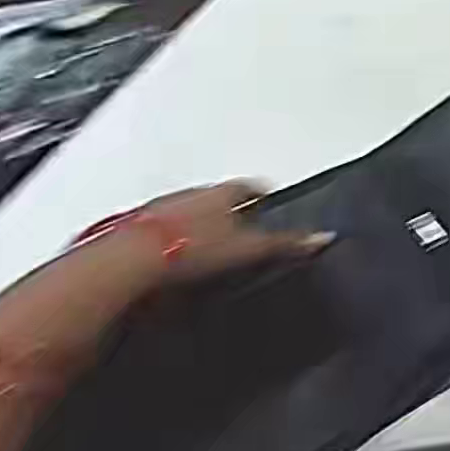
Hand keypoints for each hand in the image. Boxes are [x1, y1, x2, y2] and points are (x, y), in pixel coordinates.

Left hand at [123, 180, 335, 285]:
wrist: (126, 264)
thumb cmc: (190, 247)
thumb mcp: (252, 248)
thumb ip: (288, 243)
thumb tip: (323, 237)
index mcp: (223, 192)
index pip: (251, 186)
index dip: (263, 193)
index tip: (268, 198)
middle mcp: (191, 194)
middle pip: (218, 197)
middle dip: (229, 209)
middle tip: (240, 224)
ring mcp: (159, 211)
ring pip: (187, 211)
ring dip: (197, 223)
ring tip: (206, 245)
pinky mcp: (132, 232)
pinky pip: (160, 230)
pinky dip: (170, 240)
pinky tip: (173, 259)